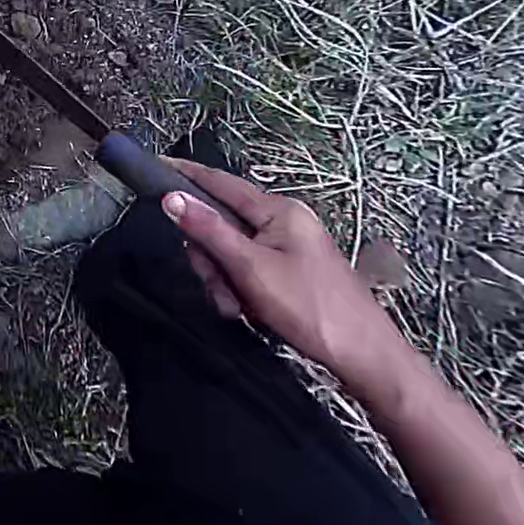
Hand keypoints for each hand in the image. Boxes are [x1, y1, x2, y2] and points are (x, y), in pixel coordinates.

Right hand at [161, 157, 407, 385]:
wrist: (367, 358)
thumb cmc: (310, 307)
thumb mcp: (251, 268)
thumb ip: (209, 230)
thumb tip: (172, 197)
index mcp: (278, 209)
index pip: (221, 182)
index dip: (187, 175)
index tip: (157, 166)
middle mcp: (284, 220)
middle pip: (222, 224)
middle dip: (211, 257)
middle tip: (218, 286)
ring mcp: (289, 245)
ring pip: (232, 250)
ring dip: (225, 279)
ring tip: (239, 307)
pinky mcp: (292, 269)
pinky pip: (249, 268)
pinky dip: (242, 288)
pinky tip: (251, 311)